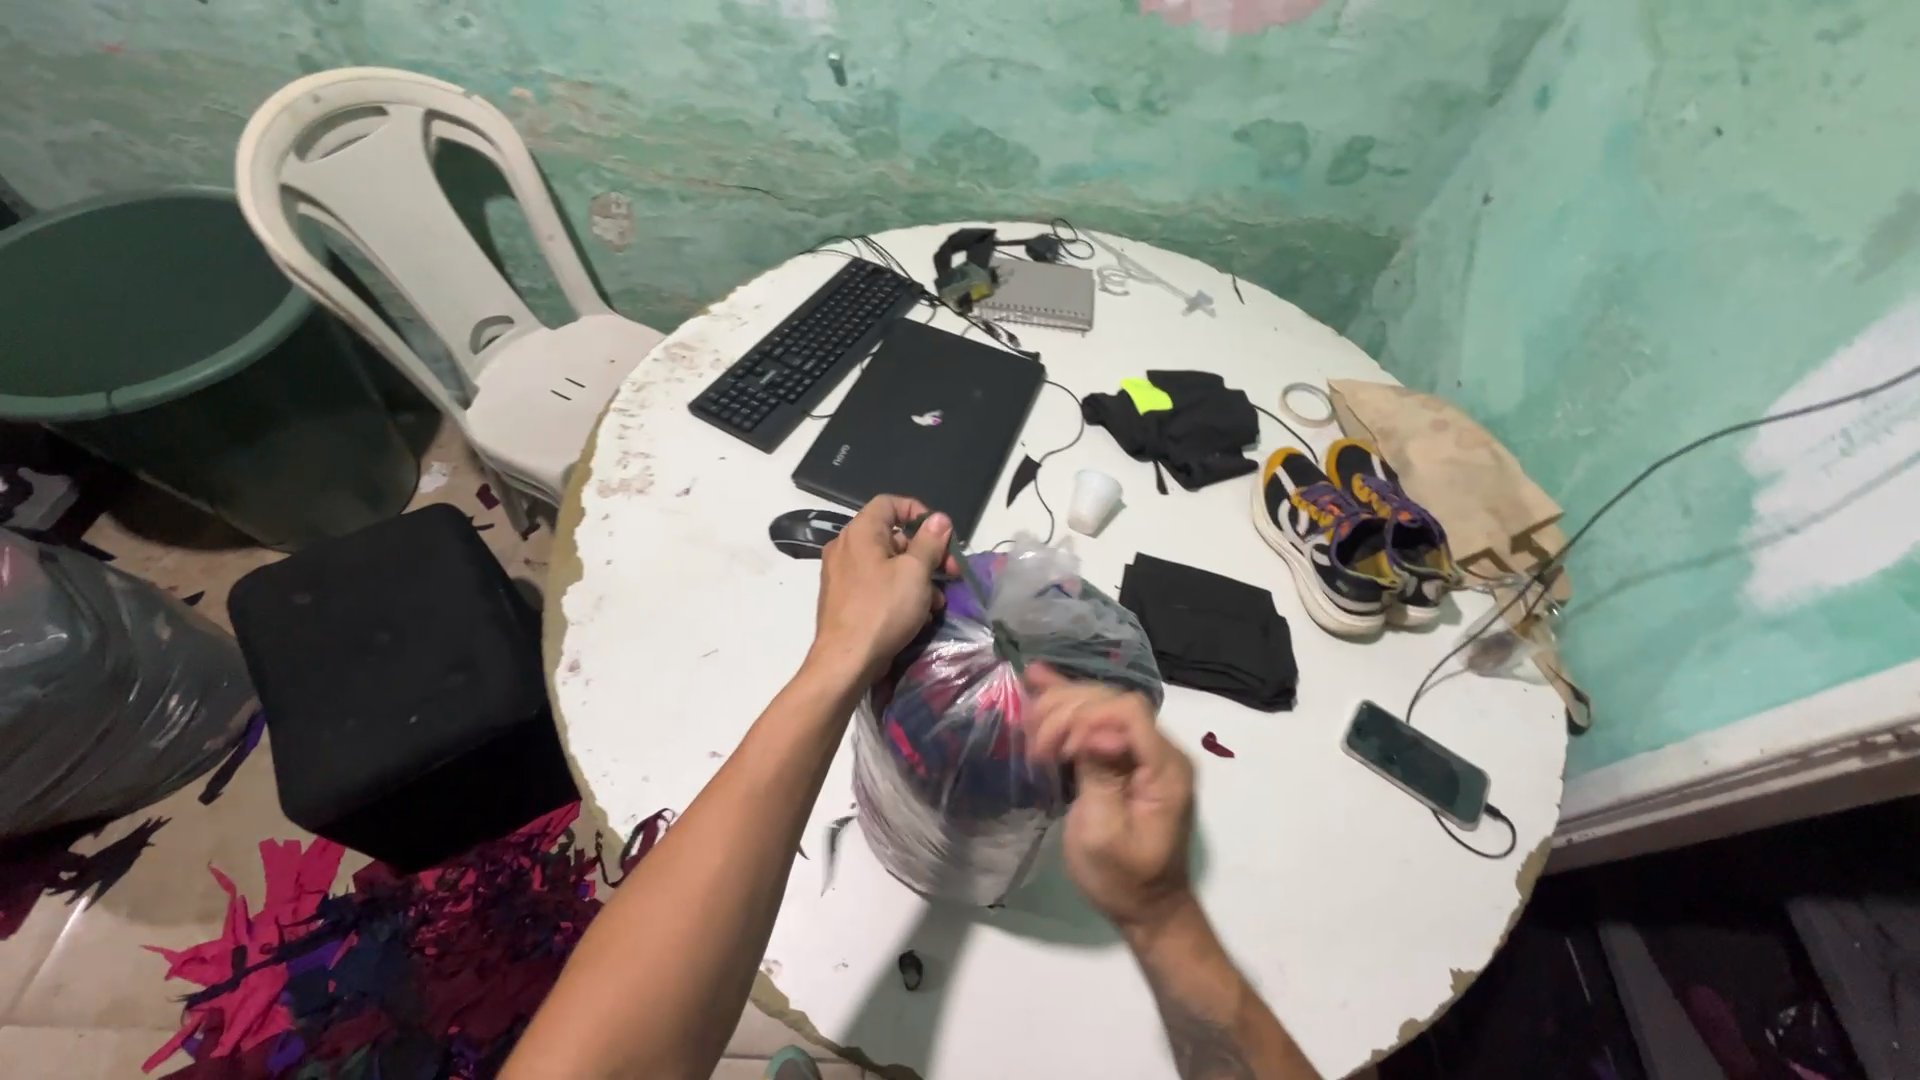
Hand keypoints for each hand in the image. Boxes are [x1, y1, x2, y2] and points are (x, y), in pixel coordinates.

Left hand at [811, 495, 957, 682]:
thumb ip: (929, 542)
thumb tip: (939, 519)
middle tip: (950, 572)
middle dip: (926, 553)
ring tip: (936, 602)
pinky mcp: (843, 598)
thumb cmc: (883, 610)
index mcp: (860, 532)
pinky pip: (876, 584)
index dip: (918, 512)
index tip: (940, 535)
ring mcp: (841, 574)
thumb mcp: (915, 572)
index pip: (889, 503)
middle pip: (892, 536)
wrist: (845, 661)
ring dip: (917, 578)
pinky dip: (898, 592)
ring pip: (887, 564)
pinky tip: (917, 615)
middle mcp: (846, 547)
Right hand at [1023, 664, 1195, 932]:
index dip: (1086, 718)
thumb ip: (1102, 775)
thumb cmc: (1123, 879)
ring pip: (1101, 703)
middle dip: (1067, 712)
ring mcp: (1144, 749)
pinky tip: (1038, 680)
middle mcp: (1160, 749)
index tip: (1057, 750)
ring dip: (1061, 707)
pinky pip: (1097, 719)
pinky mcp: (1125, 754)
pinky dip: (1067, 704)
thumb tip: (1097, 732)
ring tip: (1030, 724)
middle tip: (1037, 747)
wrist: (1146, 907)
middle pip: (1111, 700)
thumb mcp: (1104, 834)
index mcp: (1165, 768)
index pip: (1128, 711)